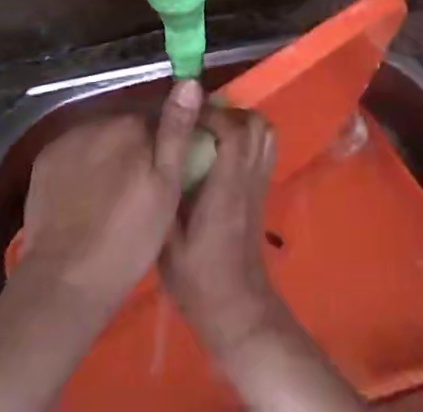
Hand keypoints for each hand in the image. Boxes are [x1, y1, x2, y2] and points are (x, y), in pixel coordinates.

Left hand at [18, 77, 203, 306]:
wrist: (66, 278)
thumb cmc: (129, 237)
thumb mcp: (166, 187)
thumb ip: (176, 131)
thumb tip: (189, 82)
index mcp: (130, 125)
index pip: (155, 118)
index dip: (162, 144)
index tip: (164, 172)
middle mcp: (96, 121)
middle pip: (123, 125)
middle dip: (133, 146)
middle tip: (139, 187)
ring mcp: (66, 139)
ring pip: (97, 139)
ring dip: (106, 154)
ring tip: (111, 195)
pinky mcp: (44, 160)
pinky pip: (72, 153)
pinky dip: (81, 166)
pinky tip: (85, 196)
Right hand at [161, 105, 278, 351]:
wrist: (237, 311)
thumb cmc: (198, 279)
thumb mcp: (168, 242)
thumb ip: (166, 195)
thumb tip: (157, 152)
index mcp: (227, 189)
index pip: (234, 133)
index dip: (211, 114)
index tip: (184, 114)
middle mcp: (250, 179)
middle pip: (256, 125)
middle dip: (227, 112)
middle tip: (197, 120)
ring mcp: (260, 184)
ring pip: (265, 133)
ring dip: (239, 122)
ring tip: (207, 130)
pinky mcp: (261, 191)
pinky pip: (263, 148)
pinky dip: (245, 137)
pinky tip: (217, 150)